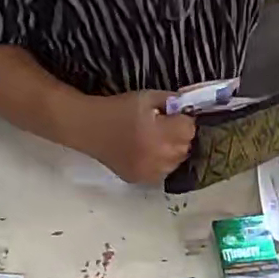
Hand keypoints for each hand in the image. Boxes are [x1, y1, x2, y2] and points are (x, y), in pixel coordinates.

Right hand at [78, 91, 196, 183]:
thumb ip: (172, 101)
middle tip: (163, 127)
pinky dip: (159, 163)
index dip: (182, 120)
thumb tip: (188, 108)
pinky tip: (145, 152)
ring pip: (175, 162)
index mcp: (161, 134)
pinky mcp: (140, 180)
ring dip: (171, 151)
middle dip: (179, 136)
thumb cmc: (118, 109)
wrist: (88, 128)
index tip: (172, 116)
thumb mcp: (147, 96)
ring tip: (154, 140)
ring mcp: (149, 172)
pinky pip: (161, 173)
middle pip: (185, 147)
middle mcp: (158, 157)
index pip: (190, 130)